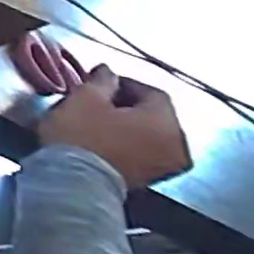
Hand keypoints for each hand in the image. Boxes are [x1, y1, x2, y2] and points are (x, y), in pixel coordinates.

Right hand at [38, 65, 191, 188]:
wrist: (75, 180)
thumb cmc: (82, 133)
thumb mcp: (85, 97)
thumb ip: (102, 81)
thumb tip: (109, 72)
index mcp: (166, 122)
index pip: (154, 93)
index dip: (126, 82)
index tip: (100, 80)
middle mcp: (178, 145)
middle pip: (157, 115)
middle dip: (130, 104)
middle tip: (99, 98)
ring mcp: (168, 166)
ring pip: (152, 134)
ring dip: (130, 123)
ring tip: (100, 118)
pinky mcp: (153, 179)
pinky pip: (147, 151)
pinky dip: (130, 141)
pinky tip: (106, 137)